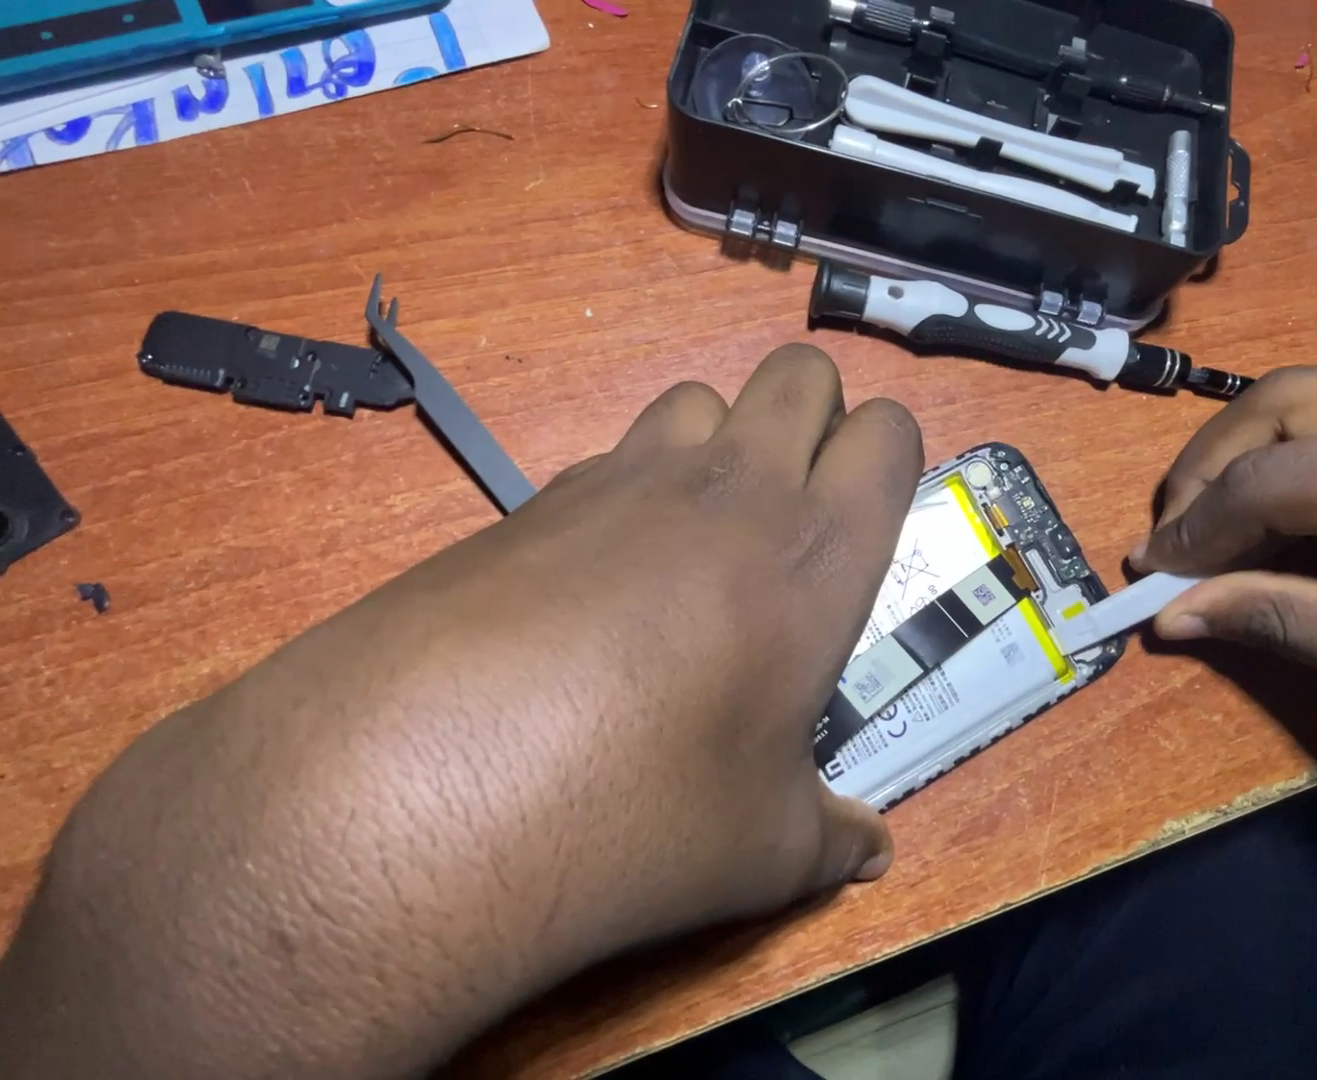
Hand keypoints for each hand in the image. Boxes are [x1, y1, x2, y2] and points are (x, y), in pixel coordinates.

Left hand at [0, 345, 922, 1079]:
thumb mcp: (762, 849)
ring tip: (700, 534)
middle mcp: (731, 488)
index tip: (872, 512)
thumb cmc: (640, 809)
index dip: (892, 455)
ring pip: (702, 395)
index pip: (889, 433)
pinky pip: (611, 454)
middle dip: (817, 414)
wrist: (424, 785)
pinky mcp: (534, 494)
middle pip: (801, 372)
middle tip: (797, 506)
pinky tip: (598, 576)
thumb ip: (832, 839)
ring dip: (720, 440)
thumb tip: (871, 856)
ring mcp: (625, 476)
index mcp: (816, 552)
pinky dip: (630, 487)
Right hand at [1132, 354, 1316, 832]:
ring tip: (1220, 510)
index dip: (1198, 527)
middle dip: (1208, 469)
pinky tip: (1301, 488)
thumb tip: (1173, 614)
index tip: (1151, 575)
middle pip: (1289, 399)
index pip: (1279, 475)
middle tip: (1174, 537)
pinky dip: (1309, 434)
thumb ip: (1287, 621)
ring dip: (1253, 440)